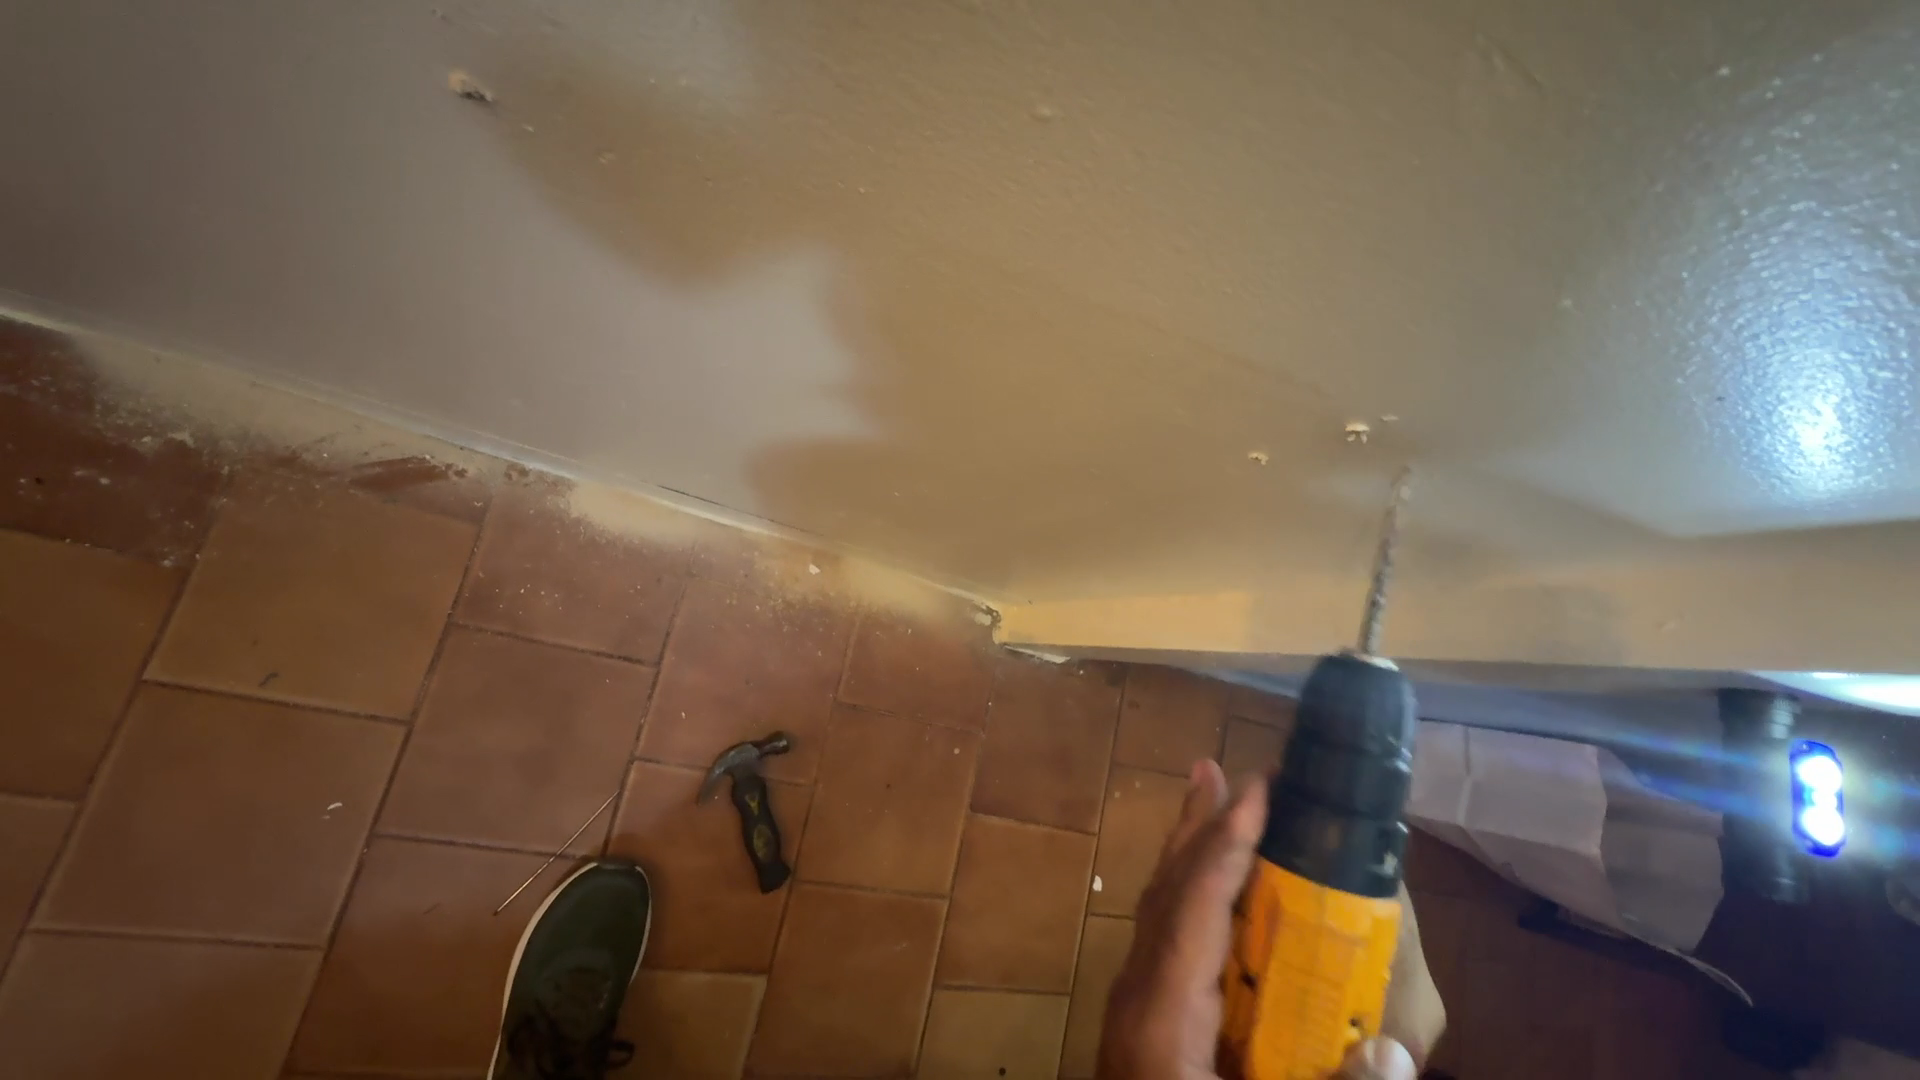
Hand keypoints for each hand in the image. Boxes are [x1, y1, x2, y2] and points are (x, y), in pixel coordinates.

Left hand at [1094, 760, 1425, 1079]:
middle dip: (1196, 827)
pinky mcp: (1149, 1018)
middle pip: (1167, 890)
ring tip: (1210, 800)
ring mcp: (1139, 1003)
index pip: (1192, 904)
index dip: (1227, 842)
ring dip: (1190, 852)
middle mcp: (1140, 992)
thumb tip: (1396, 1052)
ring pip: (1163, 908)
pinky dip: (1191, 896)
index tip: (1258, 789)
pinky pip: (1170, 936)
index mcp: (1161, 1013)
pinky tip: (1215, 895)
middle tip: (1216, 769)